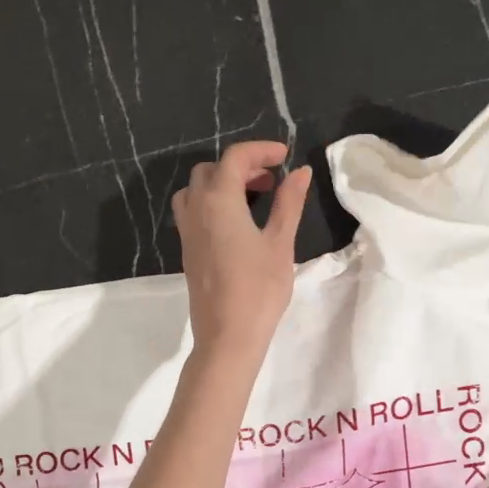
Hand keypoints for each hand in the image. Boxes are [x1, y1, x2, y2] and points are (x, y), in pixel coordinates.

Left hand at [173, 141, 312, 361]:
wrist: (227, 337)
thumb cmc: (259, 291)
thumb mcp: (280, 244)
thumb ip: (288, 204)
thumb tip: (300, 173)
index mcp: (219, 200)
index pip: (236, 158)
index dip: (261, 150)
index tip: (285, 156)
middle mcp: (196, 209)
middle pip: (211, 170)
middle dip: (241, 166)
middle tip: (270, 180)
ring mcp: (187, 232)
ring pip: (196, 190)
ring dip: (221, 184)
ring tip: (250, 199)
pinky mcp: (188, 252)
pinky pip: (193, 212)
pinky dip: (212, 204)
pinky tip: (236, 224)